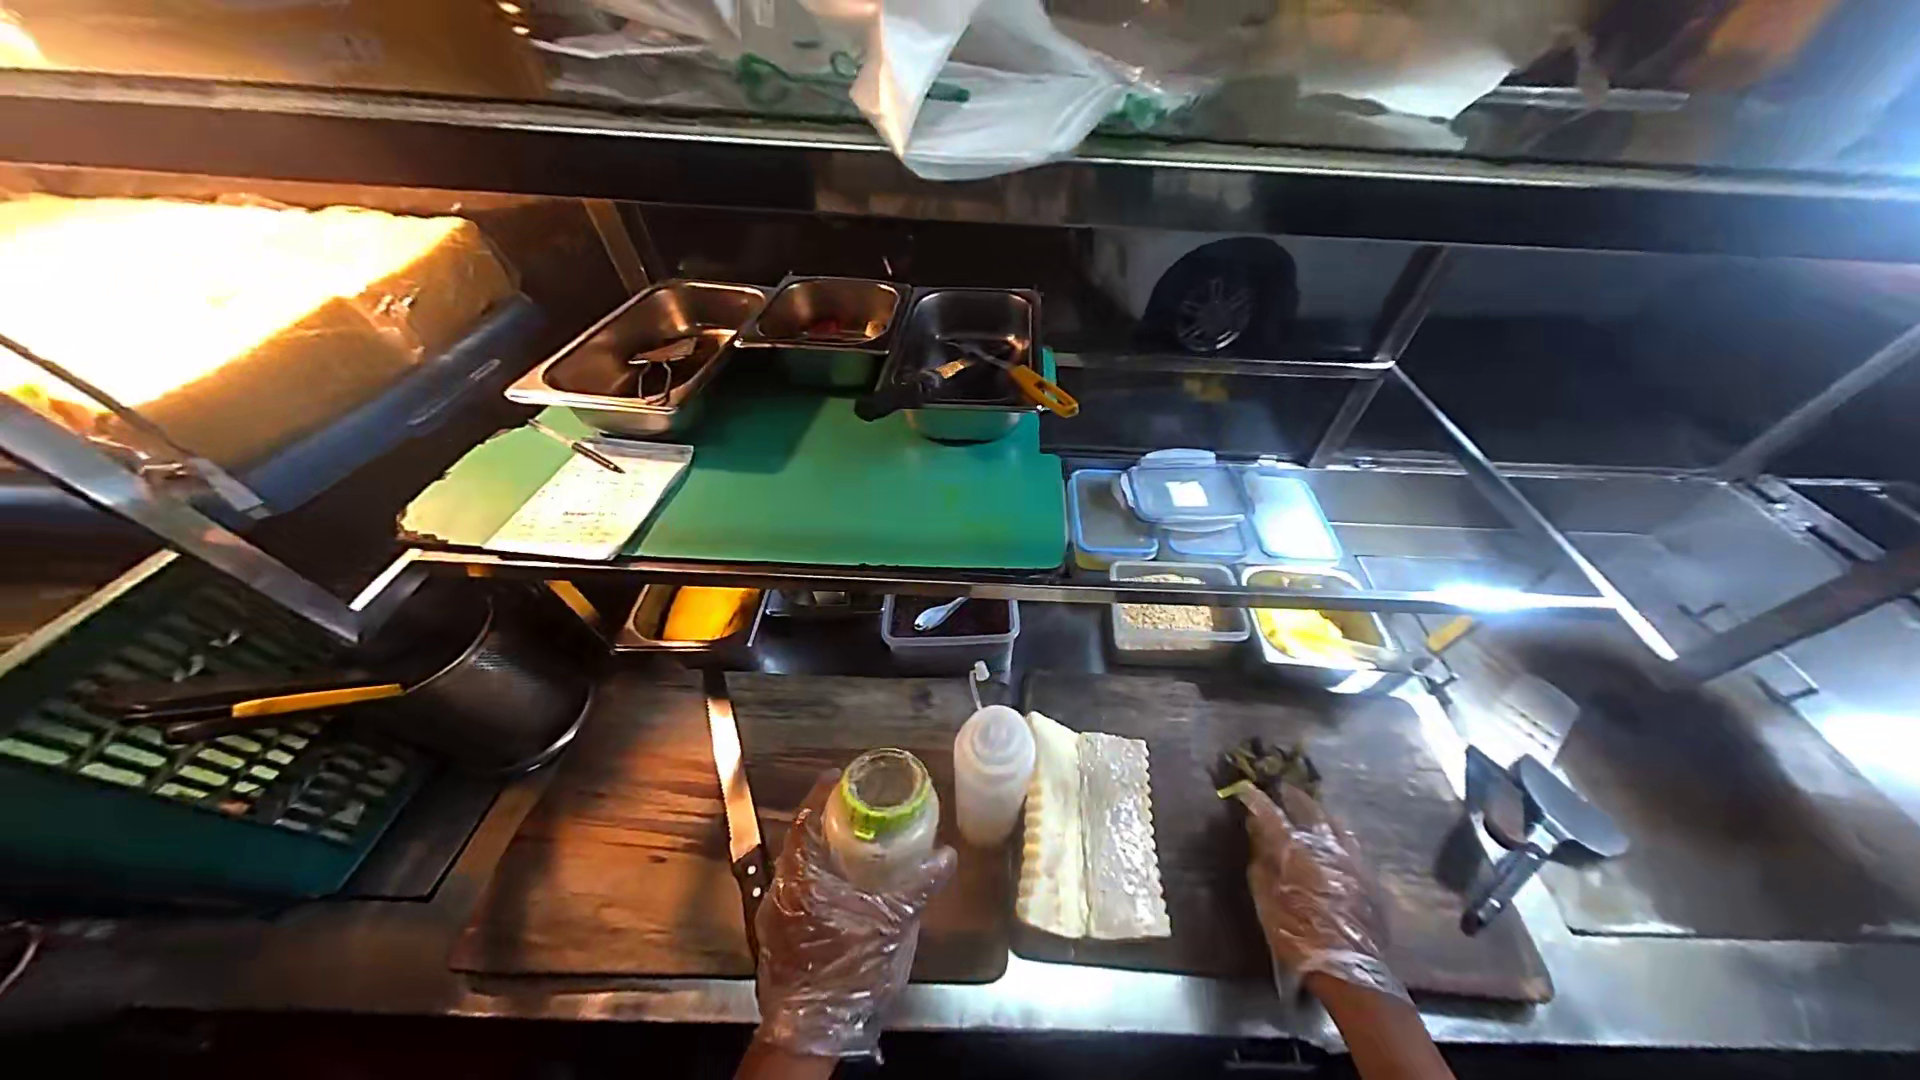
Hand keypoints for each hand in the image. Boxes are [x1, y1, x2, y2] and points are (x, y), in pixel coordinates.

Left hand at [752, 771, 956, 1059]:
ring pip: (801, 860)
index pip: (806, 818)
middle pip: (803, 835)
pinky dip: (822, 869)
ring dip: (826, 843)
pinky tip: (847, 878)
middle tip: (860, 803)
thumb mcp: (891, 926)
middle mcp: (784, 886)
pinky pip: (801, 882)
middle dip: (829, 815)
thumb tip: (946, 855)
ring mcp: (779, 908)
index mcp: (803, 876)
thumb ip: (917, 887)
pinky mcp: (781, 928)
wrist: (810, 1032)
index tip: (842, 775)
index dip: (823, 792)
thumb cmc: (847, 972)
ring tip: (858, 833)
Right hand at [1236, 783, 1407, 1001]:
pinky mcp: (1368, 876)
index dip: (1256, 798)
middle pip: (1309, 809)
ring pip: (1335, 824)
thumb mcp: (1265, 897)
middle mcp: (1326, 846)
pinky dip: (1337, 834)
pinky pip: (1350, 844)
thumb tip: (1256, 830)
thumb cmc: (1297, 933)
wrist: (1348, 970)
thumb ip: (1260, 859)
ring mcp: (1351, 860)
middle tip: (1282, 789)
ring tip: (1309, 809)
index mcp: (1296, 850)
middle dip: (1294, 797)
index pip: (1271, 813)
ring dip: (1319, 813)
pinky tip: (1333, 838)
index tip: (1245, 788)